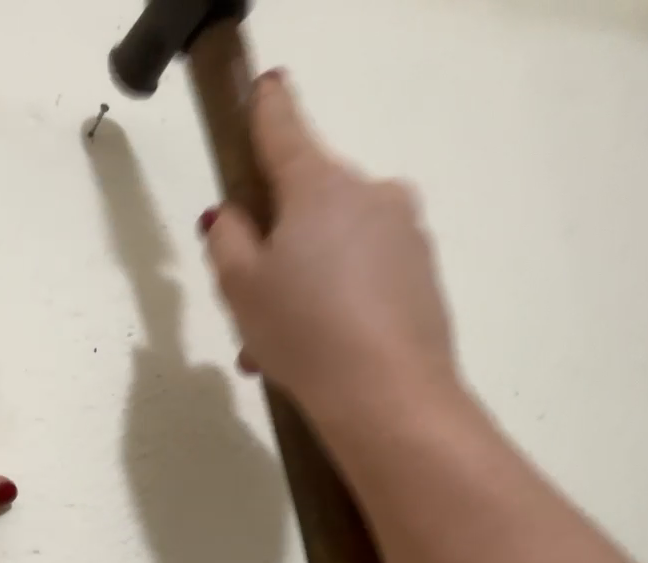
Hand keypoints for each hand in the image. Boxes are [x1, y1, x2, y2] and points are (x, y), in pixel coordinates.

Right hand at [201, 71, 460, 425]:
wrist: (389, 393)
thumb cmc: (301, 330)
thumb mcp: (238, 286)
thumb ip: (226, 238)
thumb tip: (232, 214)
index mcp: (319, 186)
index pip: (284, 130)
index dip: (266, 108)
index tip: (266, 85)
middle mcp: (370, 193)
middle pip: (306, 203)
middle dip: (271, 247)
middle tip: (244, 307)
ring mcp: (403, 231)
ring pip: (330, 247)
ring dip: (296, 285)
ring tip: (270, 349)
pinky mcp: (421, 271)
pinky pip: (360, 274)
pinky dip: (330, 302)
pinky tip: (309, 351)